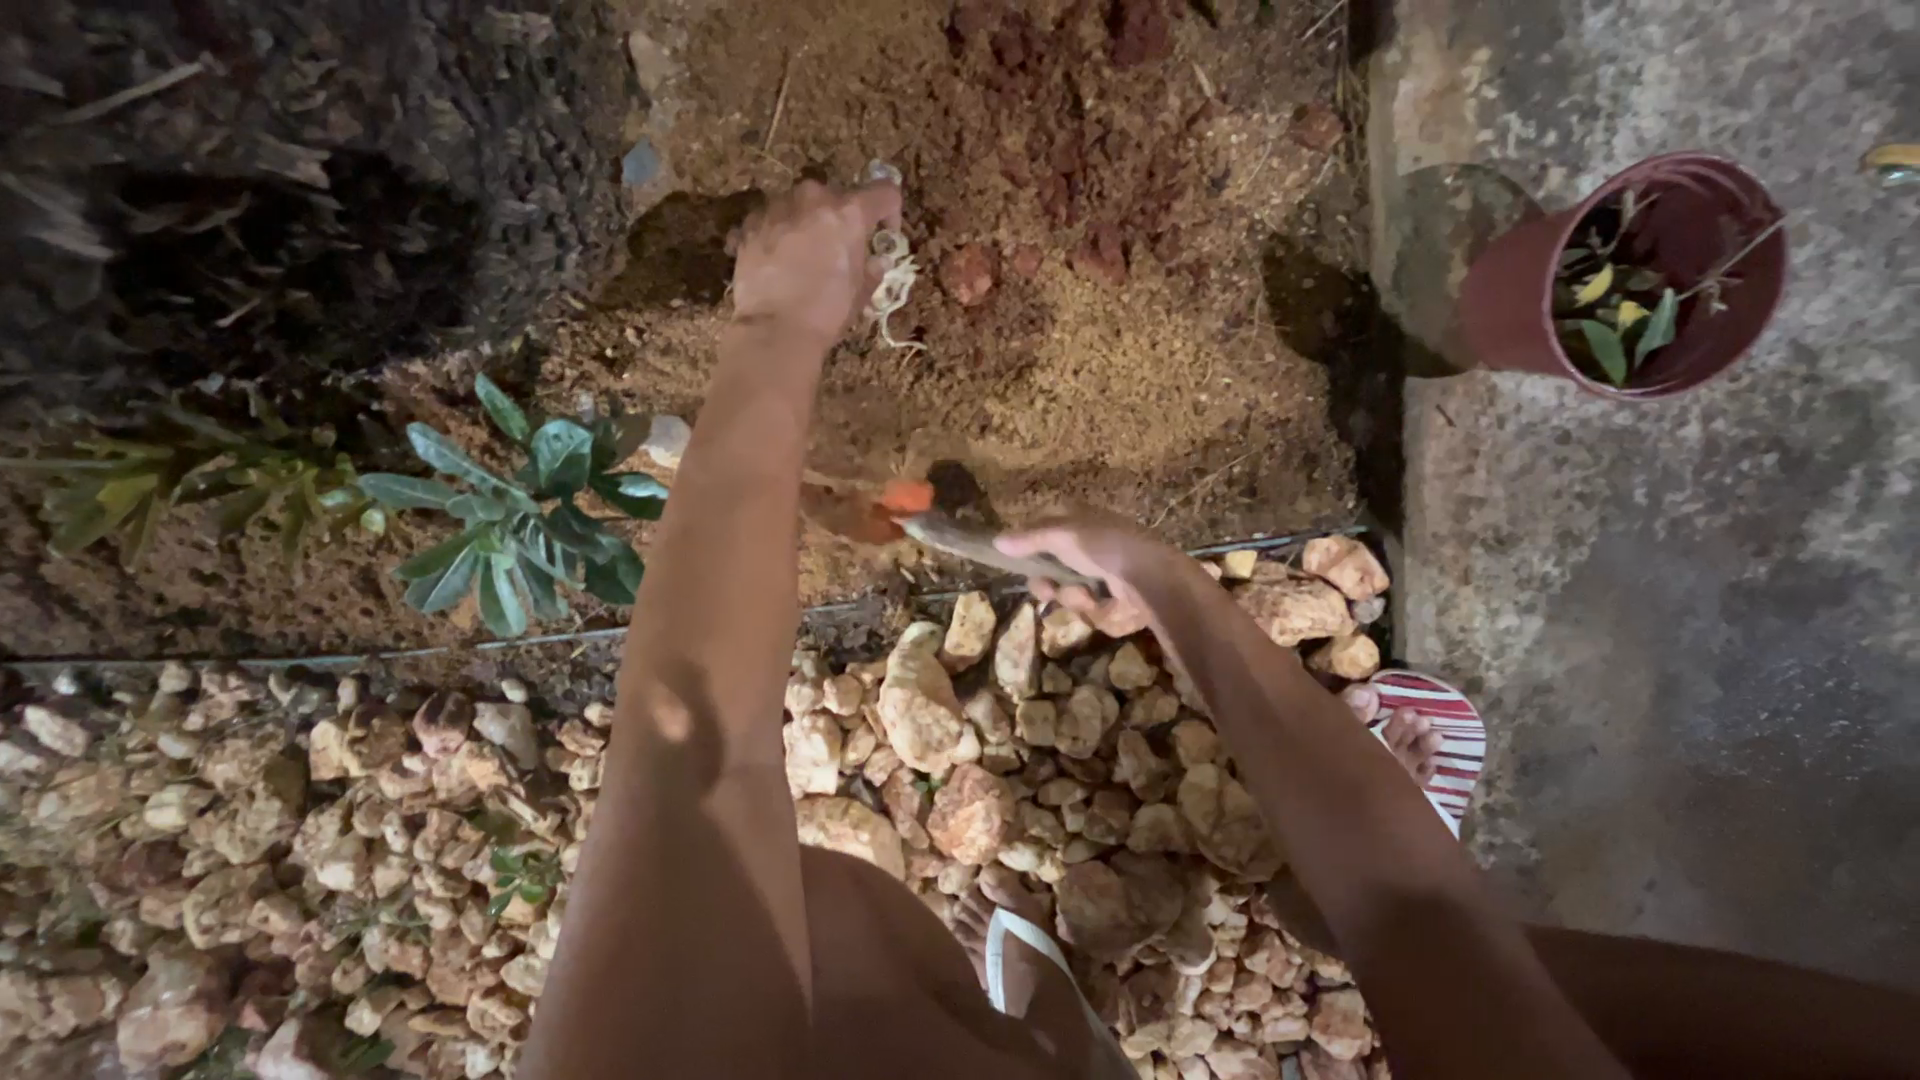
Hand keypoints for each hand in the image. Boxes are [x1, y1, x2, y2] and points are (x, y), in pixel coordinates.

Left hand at [730, 178, 902, 345]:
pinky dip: (777, 234)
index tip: (884, 235)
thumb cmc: (826, 313)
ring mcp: (778, 206)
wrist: (774, 329)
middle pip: (837, 197)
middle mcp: (814, 198)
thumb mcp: (860, 294)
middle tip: (837, 251)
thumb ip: (871, 270)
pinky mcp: (750, 222)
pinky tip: (776, 262)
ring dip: (806, 224)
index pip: (884, 193)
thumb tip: (876, 261)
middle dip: (840, 220)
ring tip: (801, 257)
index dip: (890, 212)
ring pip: (800, 205)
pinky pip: (771, 219)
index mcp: (849, 213)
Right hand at [995, 514, 1183, 637]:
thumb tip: (996, 541)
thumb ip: (1028, 539)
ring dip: (1071, 595)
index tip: (1015, 559)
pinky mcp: (1112, 597)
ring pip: (1067, 590)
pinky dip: (1092, 606)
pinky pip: (1088, 605)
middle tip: (1046, 590)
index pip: (1042, 528)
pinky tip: (1101, 602)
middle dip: (1046, 582)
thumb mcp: (1062, 535)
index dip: (1027, 544)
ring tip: (1085, 595)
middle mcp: (1088, 543)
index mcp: (1078, 520)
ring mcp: (1101, 571)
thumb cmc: (1105, 545)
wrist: (1150, 576)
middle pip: (1051, 567)